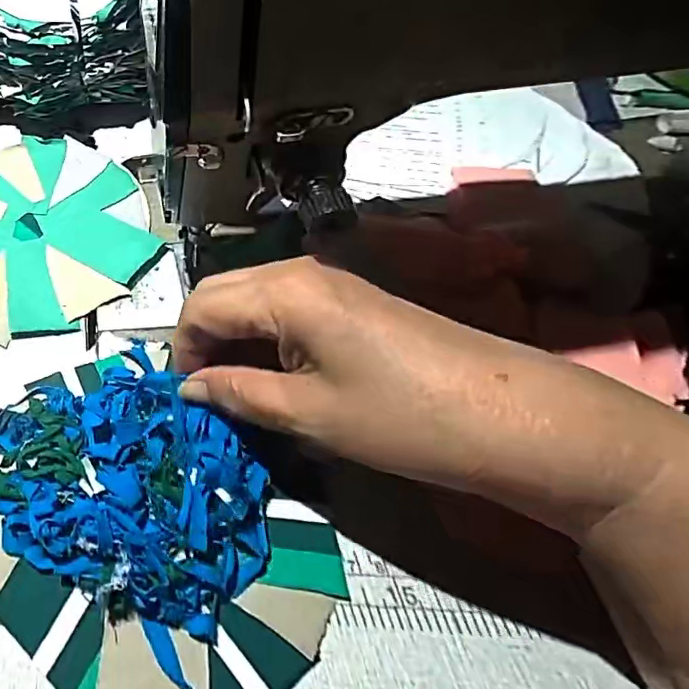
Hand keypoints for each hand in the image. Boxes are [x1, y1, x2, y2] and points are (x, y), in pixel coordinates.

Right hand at [173, 257, 688, 539]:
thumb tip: (190, 387)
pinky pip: (283, 305)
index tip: (186, 398)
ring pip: (251, 297)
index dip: (181, 349)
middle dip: (201, 337)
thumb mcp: (311, 415)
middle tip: (206, 393)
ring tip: (238, 390)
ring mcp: (328, 279)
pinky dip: (263, 334)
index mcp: (284, 290)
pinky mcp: (349, 296)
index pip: (201, 305)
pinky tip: (276, 373)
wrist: (507, 413)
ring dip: (232, 336)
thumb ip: (239, 394)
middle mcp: (299, 271)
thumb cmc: (402, 417)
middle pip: (221, 291)